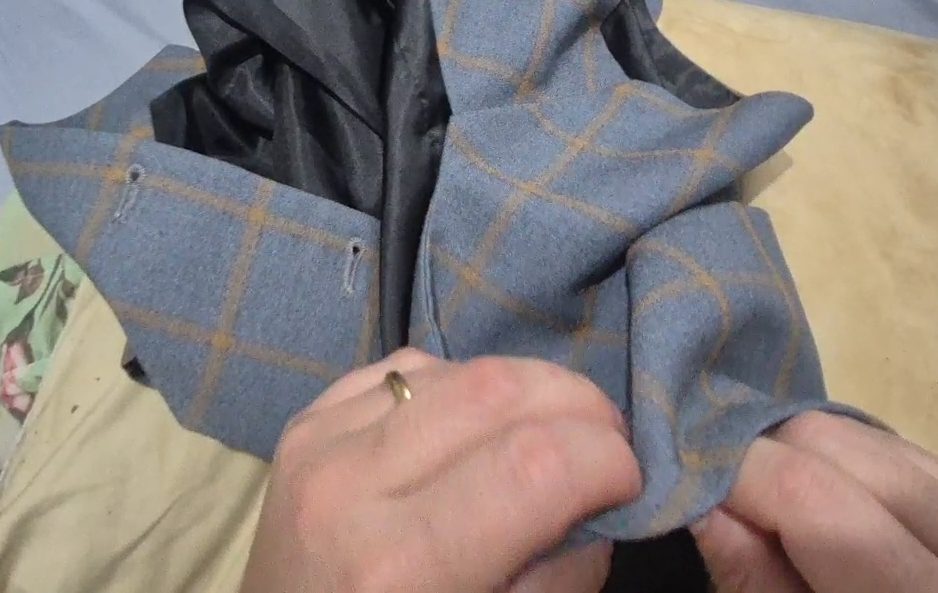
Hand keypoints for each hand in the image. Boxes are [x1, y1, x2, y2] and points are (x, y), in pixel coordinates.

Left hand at [240, 348, 641, 592]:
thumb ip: (557, 578)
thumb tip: (600, 500)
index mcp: (397, 567)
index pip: (531, 465)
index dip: (604, 456)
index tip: (632, 475)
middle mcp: (349, 482)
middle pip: (492, 390)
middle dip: (573, 400)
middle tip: (606, 436)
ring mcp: (317, 437)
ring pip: (453, 367)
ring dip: (520, 388)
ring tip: (547, 427)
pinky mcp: (305, 417)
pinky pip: (405, 368)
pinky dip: (458, 385)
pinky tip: (473, 421)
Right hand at [693, 411, 937, 592]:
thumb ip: (752, 582)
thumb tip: (696, 497)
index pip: (805, 490)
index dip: (726, 473)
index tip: (680, 485)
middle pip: (821, 439)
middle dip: (757, 460)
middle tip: (731, 511)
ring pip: (847, 430)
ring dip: (794, 458)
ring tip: (784, 519)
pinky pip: (882, 446)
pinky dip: (836, 467)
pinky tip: (835, 516)